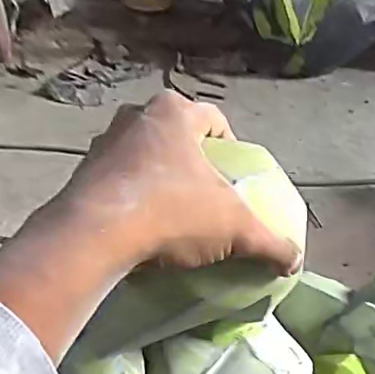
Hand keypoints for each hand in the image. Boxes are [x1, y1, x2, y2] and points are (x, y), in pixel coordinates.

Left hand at [44, 92, 302, 274]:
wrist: (96, 235)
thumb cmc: (172, 214)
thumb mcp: (234, 229)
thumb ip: (269, 242)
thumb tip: (293, 260)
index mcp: (176, 113)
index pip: (214, 120)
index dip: (230, 148)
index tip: (234, 178)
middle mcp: (136, 117)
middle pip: (176, 138)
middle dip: (191, 164)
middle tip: (204, 198)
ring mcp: (103, 143)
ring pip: (143, 157)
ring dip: (158, 180)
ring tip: (170, 215)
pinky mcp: (80, 174)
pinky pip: (116, 182)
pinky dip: (130, 199)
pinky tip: (139, 227)